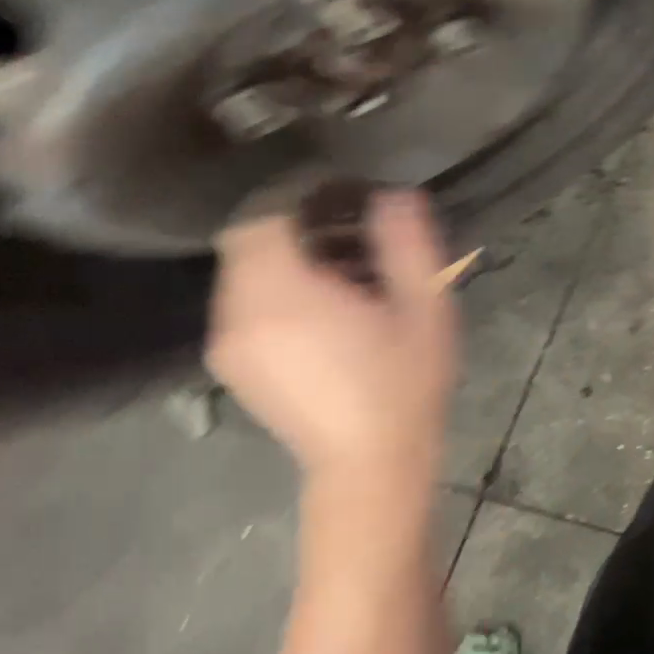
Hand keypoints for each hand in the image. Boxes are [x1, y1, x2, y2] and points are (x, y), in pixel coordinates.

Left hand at [208, 190, 457, 479]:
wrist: (369, 464)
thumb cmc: (404, 380)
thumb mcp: (425, 303)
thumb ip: (406, 240)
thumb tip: (391, 194)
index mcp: (280, 294)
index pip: (260, 214)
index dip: (300, 192)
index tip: (348, 189)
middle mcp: (237, 314)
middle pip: (249, 239)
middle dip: (301, 221)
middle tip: (362, 227)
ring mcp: (229, 343)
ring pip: (247, 269)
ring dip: (294, 253)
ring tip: (356, 265)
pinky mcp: (234, 362)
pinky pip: (248, 299)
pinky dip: (283, 284)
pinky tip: (335, 302)